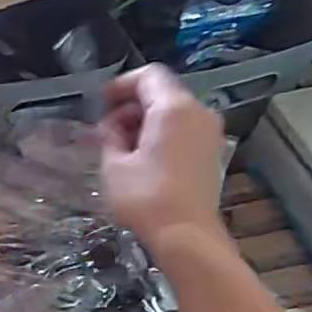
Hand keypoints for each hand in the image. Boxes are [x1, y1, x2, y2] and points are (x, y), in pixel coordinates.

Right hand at [98, 64, 231, 248]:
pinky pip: (183, 133)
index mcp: (174, 108)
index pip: (148, 76)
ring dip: (145, 125)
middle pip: (162, 95)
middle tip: (106, 133)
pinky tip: (143, 162)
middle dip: (131, 109)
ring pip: (173, 115)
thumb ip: (110, 138)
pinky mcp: (210, 154)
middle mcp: (198, 112)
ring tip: (121, 151)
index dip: (121, 85)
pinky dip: (162, 138)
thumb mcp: (114, 167)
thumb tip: (113, 127)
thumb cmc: (146, 199)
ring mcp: (209, 133)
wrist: (186, 235)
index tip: (101, 103)